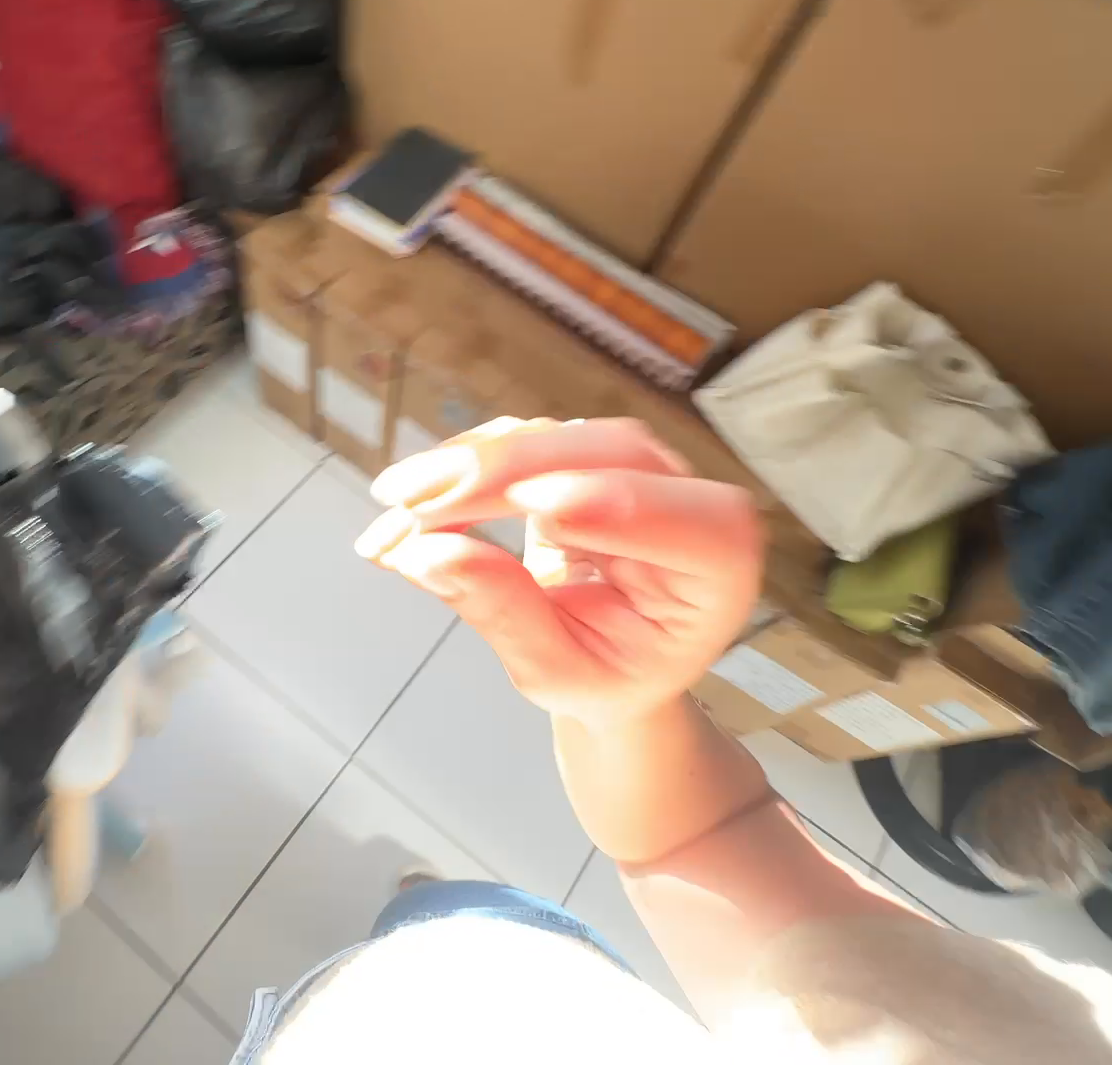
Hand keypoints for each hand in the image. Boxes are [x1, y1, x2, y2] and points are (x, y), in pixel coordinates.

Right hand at [354, 417, 763, 726]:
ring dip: (464, 464)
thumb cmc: (604, 675)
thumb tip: (425, 553)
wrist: (609, 656)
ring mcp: (631, 465)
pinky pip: (519, 441)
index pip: (688, 521)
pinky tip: (407, 506)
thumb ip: (505, 614)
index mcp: (717, 566)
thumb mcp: (558, 672)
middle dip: (501, 472)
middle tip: (414, 503)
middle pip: (604, 452)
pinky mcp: (580, 454)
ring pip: (549, 436)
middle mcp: (683, 496)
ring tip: (394, 509)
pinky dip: (458, 468)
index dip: (613, 505)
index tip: (538, 508)